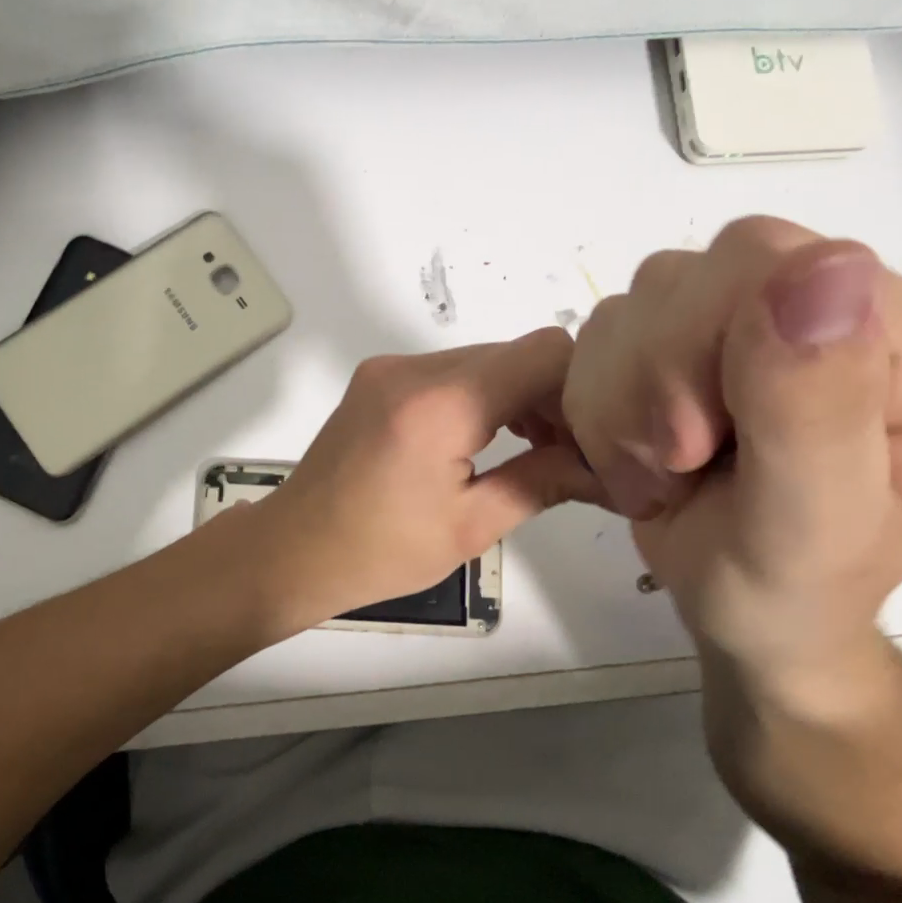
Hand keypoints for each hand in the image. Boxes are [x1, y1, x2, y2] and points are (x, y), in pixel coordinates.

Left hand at [259, 327, 604, 626]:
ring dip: (519, 397)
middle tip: (570, 458)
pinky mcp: (379, 377)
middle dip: (554, 398)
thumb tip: (607, 469)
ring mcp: (392, 367)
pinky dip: (482, 396)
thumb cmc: (381, 551)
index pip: (545, 351)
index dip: (582, 389)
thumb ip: (543, 482)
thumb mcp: (471, 525)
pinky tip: (491, 440)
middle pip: (515, 354)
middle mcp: (415, 367)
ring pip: (486, 360)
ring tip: (536, 454)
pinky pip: (451, 371)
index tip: (591, 442)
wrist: (295, 548)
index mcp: (441, 403)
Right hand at [562, 217, 901, 671]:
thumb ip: (817, 408)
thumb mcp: (810, 526)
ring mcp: (771, 309)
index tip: (692, 446)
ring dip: (622, 396)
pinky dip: (601, 395)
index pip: (778, 262)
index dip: (700, 347)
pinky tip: (643, 447)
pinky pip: (611, 322)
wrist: (748, 612)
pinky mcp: (706, 328)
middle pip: (704, 270)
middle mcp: (855, 305)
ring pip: (645, 294)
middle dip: (655, 379)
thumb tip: (823, 266)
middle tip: (675, 463)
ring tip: (662, 469)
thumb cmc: (790, 590)